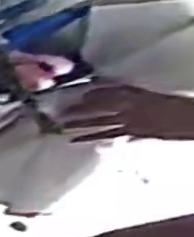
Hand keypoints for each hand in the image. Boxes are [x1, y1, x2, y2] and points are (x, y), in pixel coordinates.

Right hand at [59, 84, 193, 141]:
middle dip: (79, 110)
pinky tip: (76, 141)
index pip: (104, 94)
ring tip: (61, 128)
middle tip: (57, 114)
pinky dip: (93, 138)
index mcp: (131, 97)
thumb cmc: (170, 108)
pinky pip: (110, 134)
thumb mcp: (139, 99)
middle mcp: (130, 107)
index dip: (86, 95)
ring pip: (101, 121)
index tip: (66, 98)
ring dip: (82, 125)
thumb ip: (112, 96)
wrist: (192, 122)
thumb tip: (85, 95)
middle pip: (100, 108)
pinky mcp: (136, 132)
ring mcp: (133, 120)